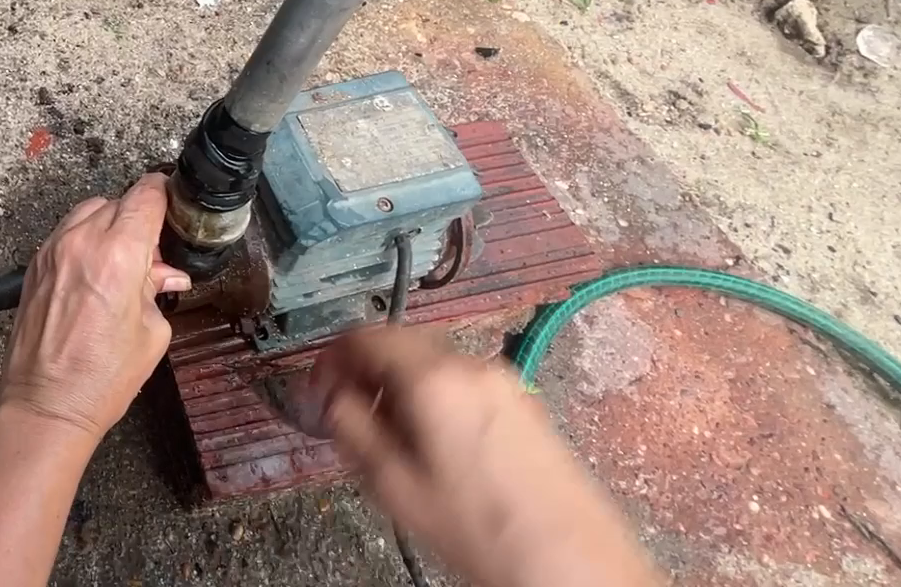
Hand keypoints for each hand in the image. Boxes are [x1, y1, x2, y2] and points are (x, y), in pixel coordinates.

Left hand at [0, 174, 191, 439]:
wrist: (45, 404)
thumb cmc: (99, 378)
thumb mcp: (151, 332)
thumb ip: (157, 289)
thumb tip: (164, 273)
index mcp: (117, 254)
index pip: (144, 197)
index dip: (163, 193)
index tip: (171, 197)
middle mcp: (81, 241)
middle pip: (117, 201)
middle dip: (138, 218)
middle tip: (153, 250)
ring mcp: (53, 249)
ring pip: (89, 211)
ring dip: (109, 224)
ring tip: (124, 261)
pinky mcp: (36, 262)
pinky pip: (66, 231)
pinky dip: (85, 238)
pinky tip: (97, 270)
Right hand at [313, 327, 664, 586]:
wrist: (581, 574)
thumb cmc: (477, 530)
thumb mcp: (393, 485)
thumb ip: (349, 425)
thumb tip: (334, 395)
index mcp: (432, 377)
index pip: (362, 336)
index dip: (330, 358)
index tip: (319, 390)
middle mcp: (469, 364)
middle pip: (397, 341)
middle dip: (364, 369)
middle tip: (349, 410)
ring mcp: (504, 381)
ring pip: (429, 360)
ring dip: (397, 381)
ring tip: (391, 432)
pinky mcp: (525, 403)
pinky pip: (460, 379)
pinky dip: (433, 393)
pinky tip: (435, 440)